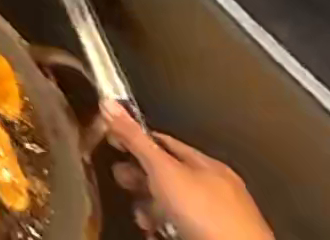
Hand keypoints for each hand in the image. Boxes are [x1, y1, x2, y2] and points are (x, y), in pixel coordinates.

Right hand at [101, 100, 273, 239]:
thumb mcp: (163, 170)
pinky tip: (156, 233)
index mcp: (207, 165)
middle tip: (121, 183)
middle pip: (169, 176)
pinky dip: (167, 228)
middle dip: (141, 179)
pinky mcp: (216, 239)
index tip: (114, 143)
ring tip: (141, 219)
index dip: (136, 140)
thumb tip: (109, 103)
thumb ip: (135, 139)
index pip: (164, 142)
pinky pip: (185, 227)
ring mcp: (220, 219)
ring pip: (177, 206)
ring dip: (153, 208)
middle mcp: (217, 189)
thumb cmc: (206, 214)